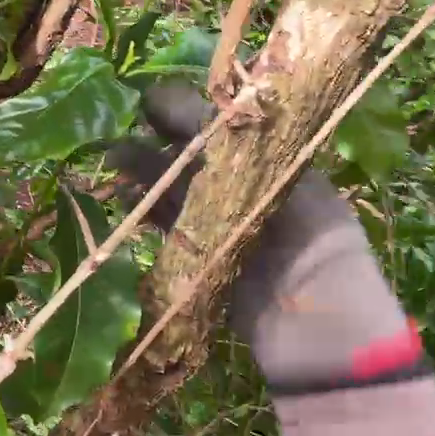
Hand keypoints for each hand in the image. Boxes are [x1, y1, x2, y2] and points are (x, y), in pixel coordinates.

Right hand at [109, 85, 434, 435]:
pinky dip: (142, 212)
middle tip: (120, 126)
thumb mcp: (288, 192)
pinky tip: (122, 197)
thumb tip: (201, 114)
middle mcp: (246, 190)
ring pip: (173, 190)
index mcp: (278, 166)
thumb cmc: (319, 253)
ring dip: (143, 175)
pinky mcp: (198, 258)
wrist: (322, 335)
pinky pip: (165, 226)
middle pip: (193, 158)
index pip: (227, 128)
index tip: (151, 100)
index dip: (189, 112)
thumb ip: (241, 155)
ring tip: (112, 158)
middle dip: (157, 141)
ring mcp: (220, 226)